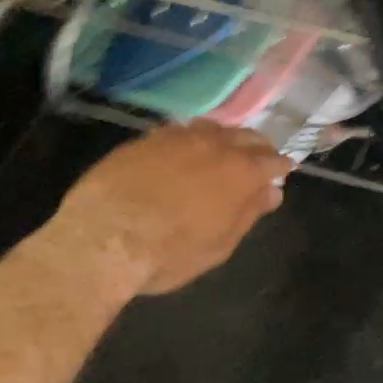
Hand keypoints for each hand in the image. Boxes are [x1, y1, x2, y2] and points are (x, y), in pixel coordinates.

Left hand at [41, 124, 292, 296]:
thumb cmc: (167, 254)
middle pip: (248, 136)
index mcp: (242, 172)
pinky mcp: (147, 138)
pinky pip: (179, 131)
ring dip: (224, 139)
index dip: (280, 167)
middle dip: (257, 148)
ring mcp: (180, 137)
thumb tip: (271, 193)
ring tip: (219, 153)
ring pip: (214, 128)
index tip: (282, 173)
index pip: (273, 160)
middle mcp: (217, 144)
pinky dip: (189, 140)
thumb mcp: (218, 246)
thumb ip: (248, 215)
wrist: (100, 240)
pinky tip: (181, 153)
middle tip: (255, 162)